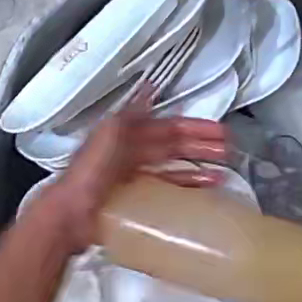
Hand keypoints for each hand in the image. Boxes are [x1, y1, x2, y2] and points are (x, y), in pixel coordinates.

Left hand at [31, 86, 229, 251]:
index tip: (220, 131)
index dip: (195, 127)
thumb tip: (149, 88)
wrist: (71, 212)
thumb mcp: (110, 133)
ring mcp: (136, 177)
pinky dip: (186, 187)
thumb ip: (132, 113)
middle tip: (230, 149)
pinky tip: (203, 190)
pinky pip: (167, 189)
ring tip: (224, 170)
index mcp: (128, 134)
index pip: (169, 126)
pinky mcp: (137, 199)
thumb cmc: (90, 172)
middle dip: (203, 145)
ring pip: (174, 167)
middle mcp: (133, 152)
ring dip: (199, 166)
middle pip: (175, 146)